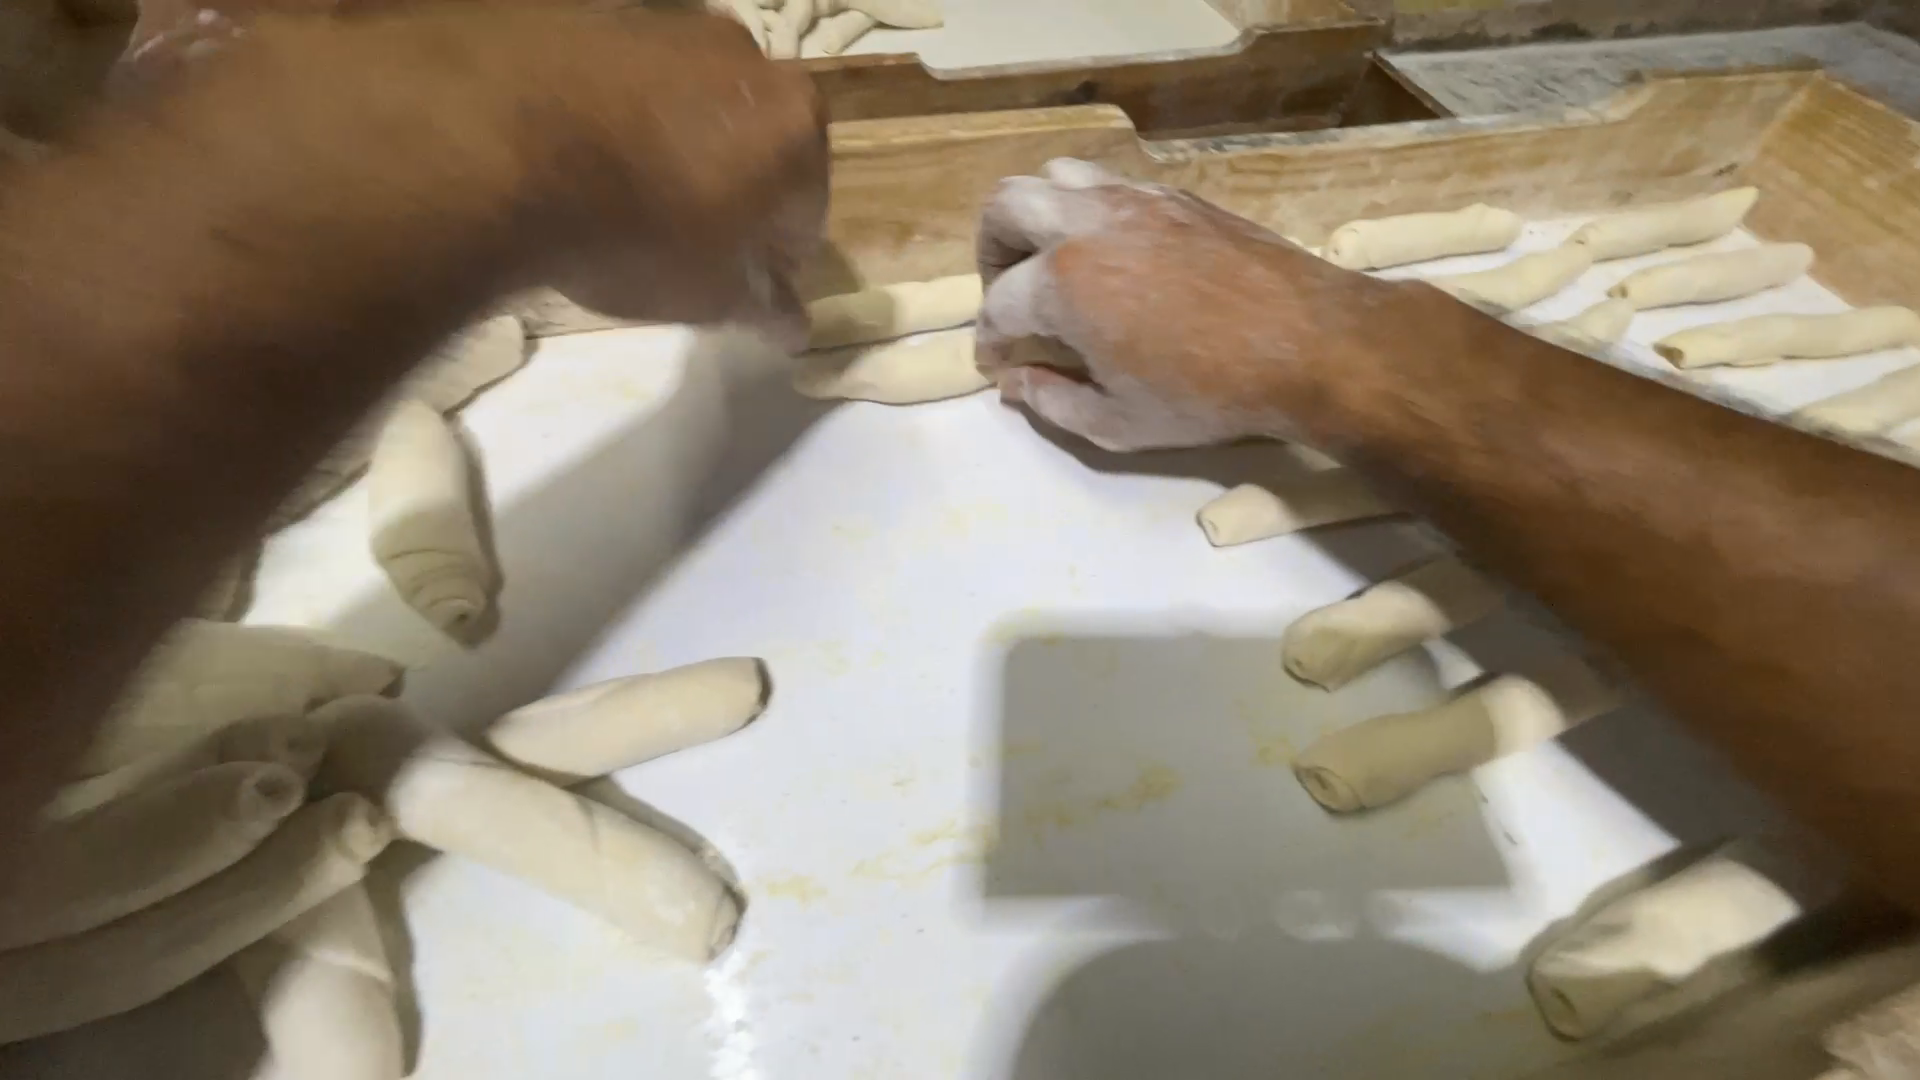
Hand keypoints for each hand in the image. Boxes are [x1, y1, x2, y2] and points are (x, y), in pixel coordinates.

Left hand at [116, 8, 826, 348]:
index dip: (780, 257)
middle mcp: (744, 55)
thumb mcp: (717, 296)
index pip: (808, 212)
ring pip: (694, 107)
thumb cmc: (641, 236)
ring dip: (682, 152)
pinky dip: (622, 118)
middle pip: (758, 147)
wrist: (489, 150)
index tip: (747, 284)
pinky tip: (583, 160)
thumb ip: (769, 309)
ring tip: (629, 201)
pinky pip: (626, 80)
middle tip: (692, 244)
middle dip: (738, 195)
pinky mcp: (586, 9)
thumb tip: (793, 327)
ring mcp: (662, 19)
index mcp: (796, 125)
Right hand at [974, 159, 1404, 450]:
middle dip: (990, 255)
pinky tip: (1109, 258)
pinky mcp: (1174, 195)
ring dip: (1036, 219)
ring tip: (1052, 267)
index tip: (997, 363)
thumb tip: (1014, 382)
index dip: (988, 340)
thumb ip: (1049, 401)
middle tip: (1007, 297)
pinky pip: (1107, 185)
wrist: (1308, 344)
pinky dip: (1086, 213)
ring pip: (1055, 178)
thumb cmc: (1205, 395)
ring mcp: (1134, 200)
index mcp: (1064, 284)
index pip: (997, 305)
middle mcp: (1087, 225)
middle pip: (1005, 207)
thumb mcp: (1115, 423)